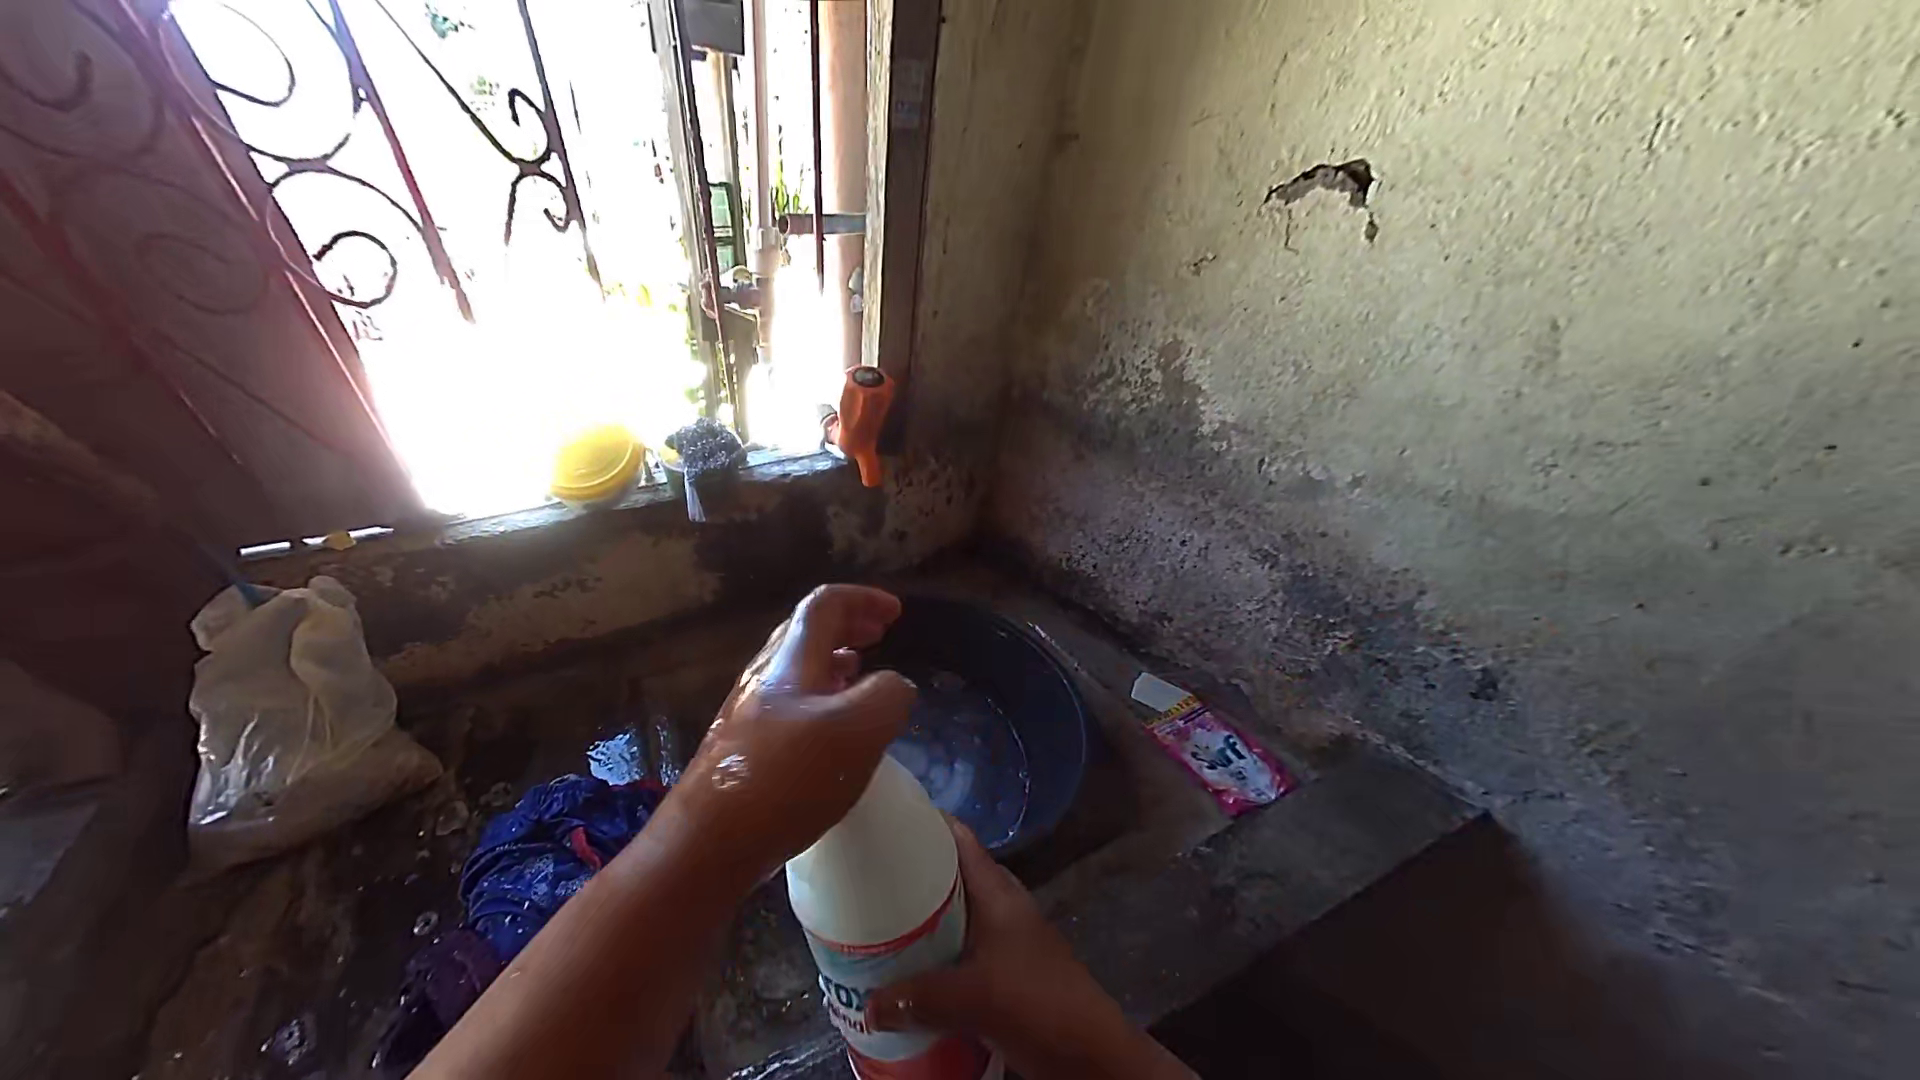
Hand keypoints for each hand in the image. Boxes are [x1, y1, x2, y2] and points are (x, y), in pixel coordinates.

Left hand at [672, 585, 915, 877]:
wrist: (708, 843)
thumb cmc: (788, 776)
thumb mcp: (859, 730)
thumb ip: (888, 696)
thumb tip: (895, 686)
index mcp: (792, 658)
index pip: (827, 603)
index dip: (864, 599)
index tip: (895, 614)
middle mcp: (766, 675)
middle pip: (808, 630)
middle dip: (849, 624)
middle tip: (880, 635)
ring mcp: (749, 710)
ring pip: (798, 666)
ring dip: (835, 660)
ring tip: (861, 674)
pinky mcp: (745, 746)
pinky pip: (791, 701)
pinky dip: (822, 695)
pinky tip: (833, 728)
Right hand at [867, 822, 1196, 1079]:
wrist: (1091, 1052)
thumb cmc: (1037, 1002)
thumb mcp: (974, 997)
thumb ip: (920, 997)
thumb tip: (867, 1004)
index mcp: (996, 889)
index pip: (958, 837)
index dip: (925, 822)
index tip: (886, 822)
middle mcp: (998, 903)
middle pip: (951, 874)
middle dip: (912, 875)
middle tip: (868, 880)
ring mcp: (1003, 935)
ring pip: (954, 913)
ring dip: (922, 919)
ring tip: (878, 924)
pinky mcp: (1004, 967)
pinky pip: (960, 947)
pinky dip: (935, 952)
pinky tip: (909, 970)